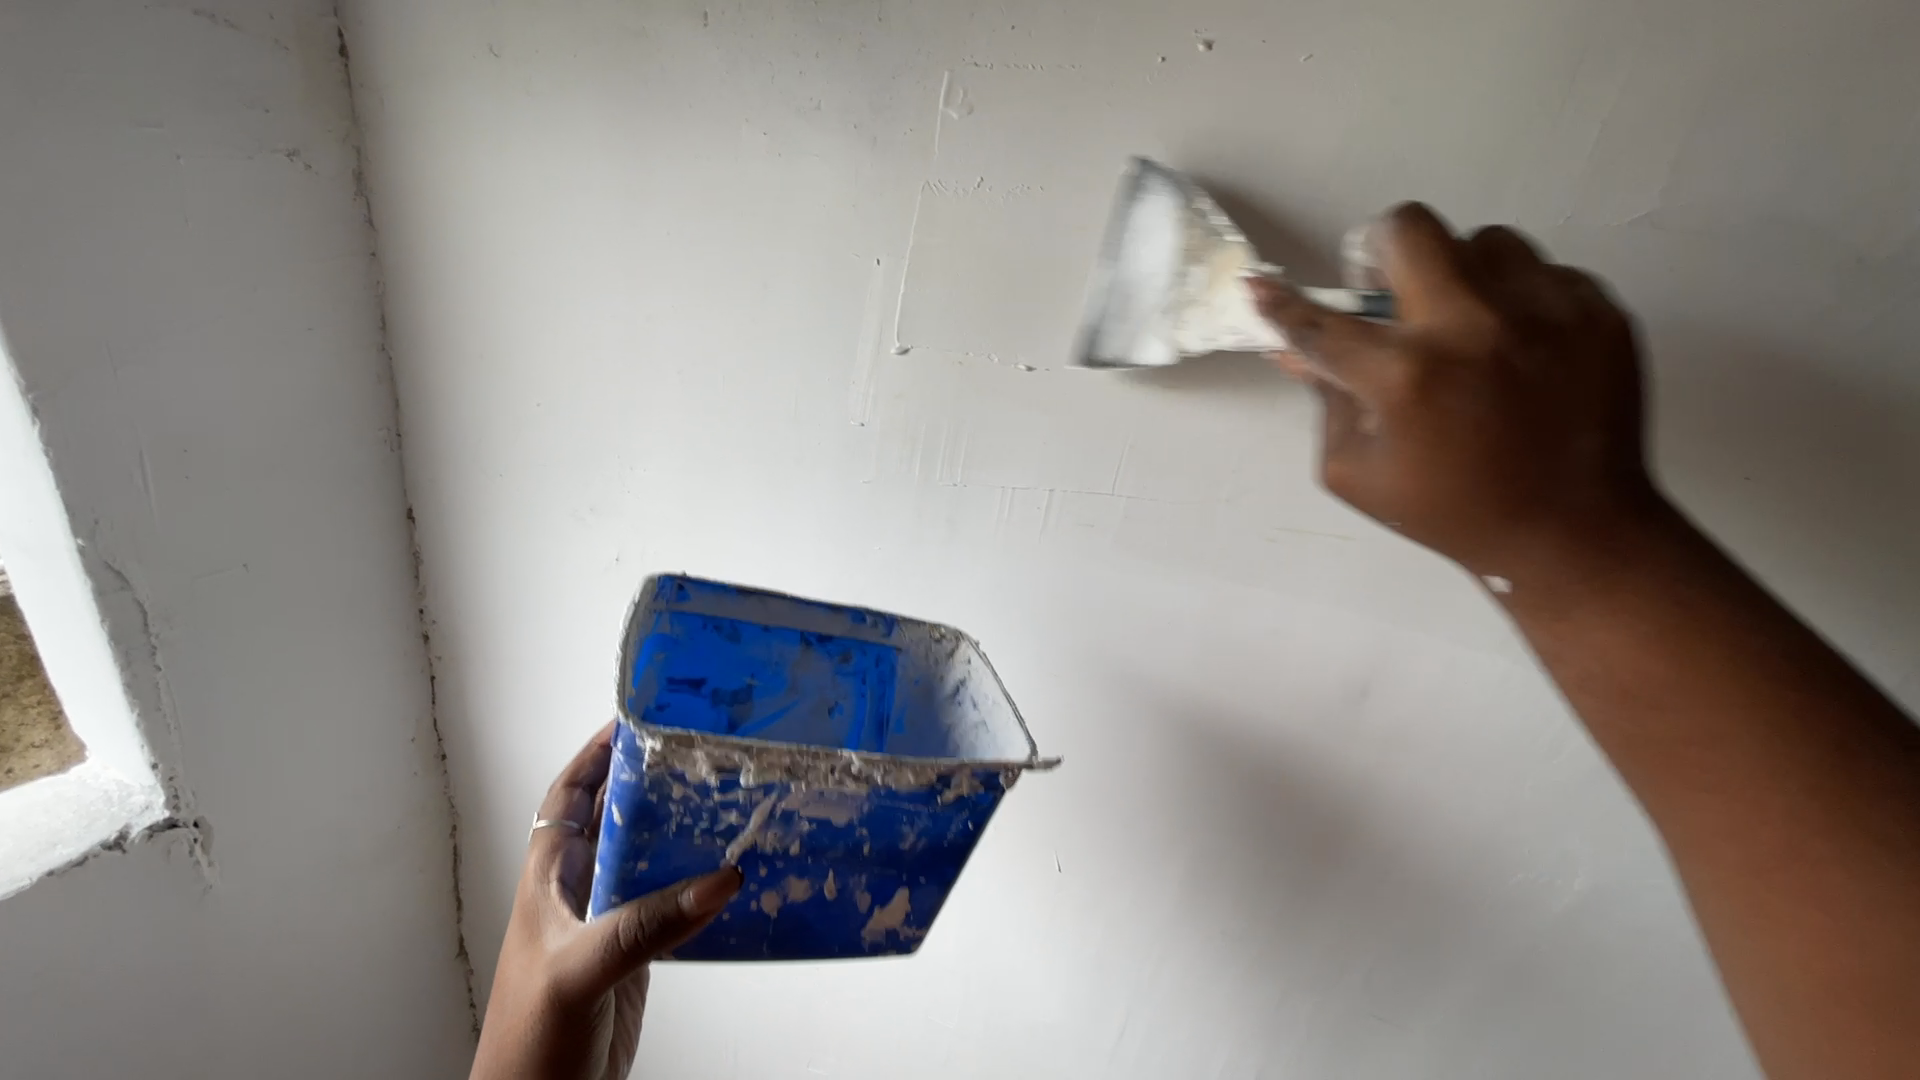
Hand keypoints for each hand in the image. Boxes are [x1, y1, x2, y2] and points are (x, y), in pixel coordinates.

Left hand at [470, 723, 741, 1079]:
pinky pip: (672, 894)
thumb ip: (650, 923)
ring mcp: (611, 916)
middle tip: (701, 751)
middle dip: (652, 779)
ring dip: (681, 825)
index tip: (638, 720)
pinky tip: (733, 869)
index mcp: (551, 875)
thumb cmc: (532, 1039)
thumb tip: (726, 877)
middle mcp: (581, 886)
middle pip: (616, 814)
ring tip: (728, 795)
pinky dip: (699, 875)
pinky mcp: (638, 947)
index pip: (569, 794)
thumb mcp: (583, 969)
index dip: (596, 754)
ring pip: (648, 851)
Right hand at [1249, 205, 1664, 583]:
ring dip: (1454, 274)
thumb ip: (1326, 399)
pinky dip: (1512, 301)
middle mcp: (1472, 326)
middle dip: (1378, 251)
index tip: (1257, 285)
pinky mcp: (1597, 310)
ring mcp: (1544, 310)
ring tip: (1459, 325)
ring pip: (1482, 240)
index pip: (1320, 323)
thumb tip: (1295, 350)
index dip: (1280, 304)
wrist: (1570, 530)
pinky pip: (1538, 271)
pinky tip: (1513, 350)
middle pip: (1409, 229)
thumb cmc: (1444, 509)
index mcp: (1404, 376)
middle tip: (1383, 290)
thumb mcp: (1355, 469)